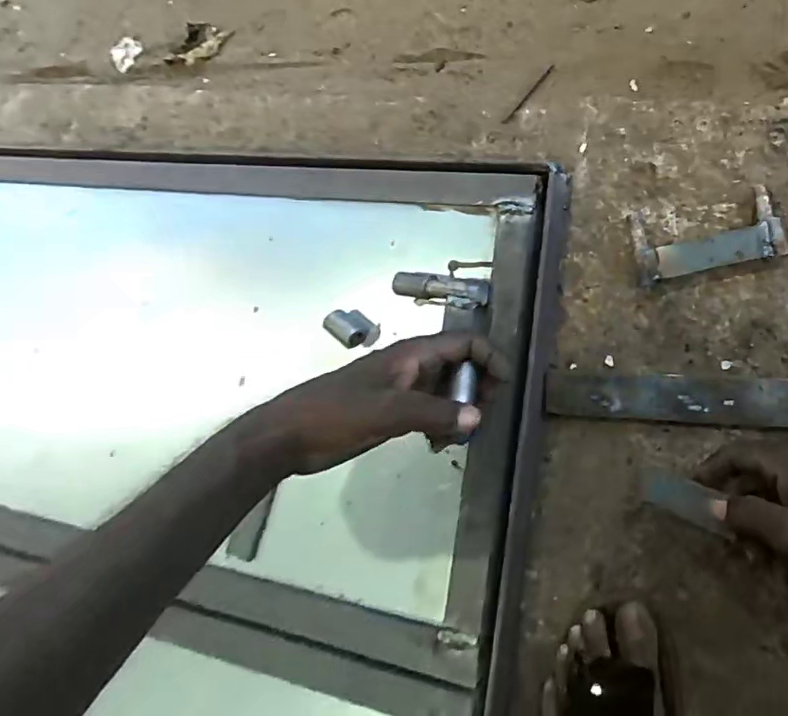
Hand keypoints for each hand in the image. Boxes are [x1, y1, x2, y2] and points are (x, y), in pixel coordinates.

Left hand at [242, 331, 504, 474]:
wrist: (283, 438)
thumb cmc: (335, 414)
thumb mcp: (388, 412)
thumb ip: (435, 413)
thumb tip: (479, 417)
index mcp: (415, 353)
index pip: (467, 343)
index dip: (491, 358)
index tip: (504, 385)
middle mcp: (414, 365)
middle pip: (463, 365)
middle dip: (478, 390)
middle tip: (478, 419)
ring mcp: (404, 387)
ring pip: (449, 389)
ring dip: (460, 410)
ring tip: (454, 439)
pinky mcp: (394, 408)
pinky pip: (433, 408)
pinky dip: (443, 423)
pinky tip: (435, 444)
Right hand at [694, 442, 787, 600]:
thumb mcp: (783, 532)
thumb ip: (744, 514)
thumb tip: (709, 503)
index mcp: (787, 458)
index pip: (737, 451)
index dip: (710, 468)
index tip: (687, 489)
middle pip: (749, 464)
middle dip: (725, 487)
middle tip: (703, 515)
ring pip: (763, 483)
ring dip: (744, 504)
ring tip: (727, 533)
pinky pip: (779, 496)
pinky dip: (763, 512)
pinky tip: (757, 539)